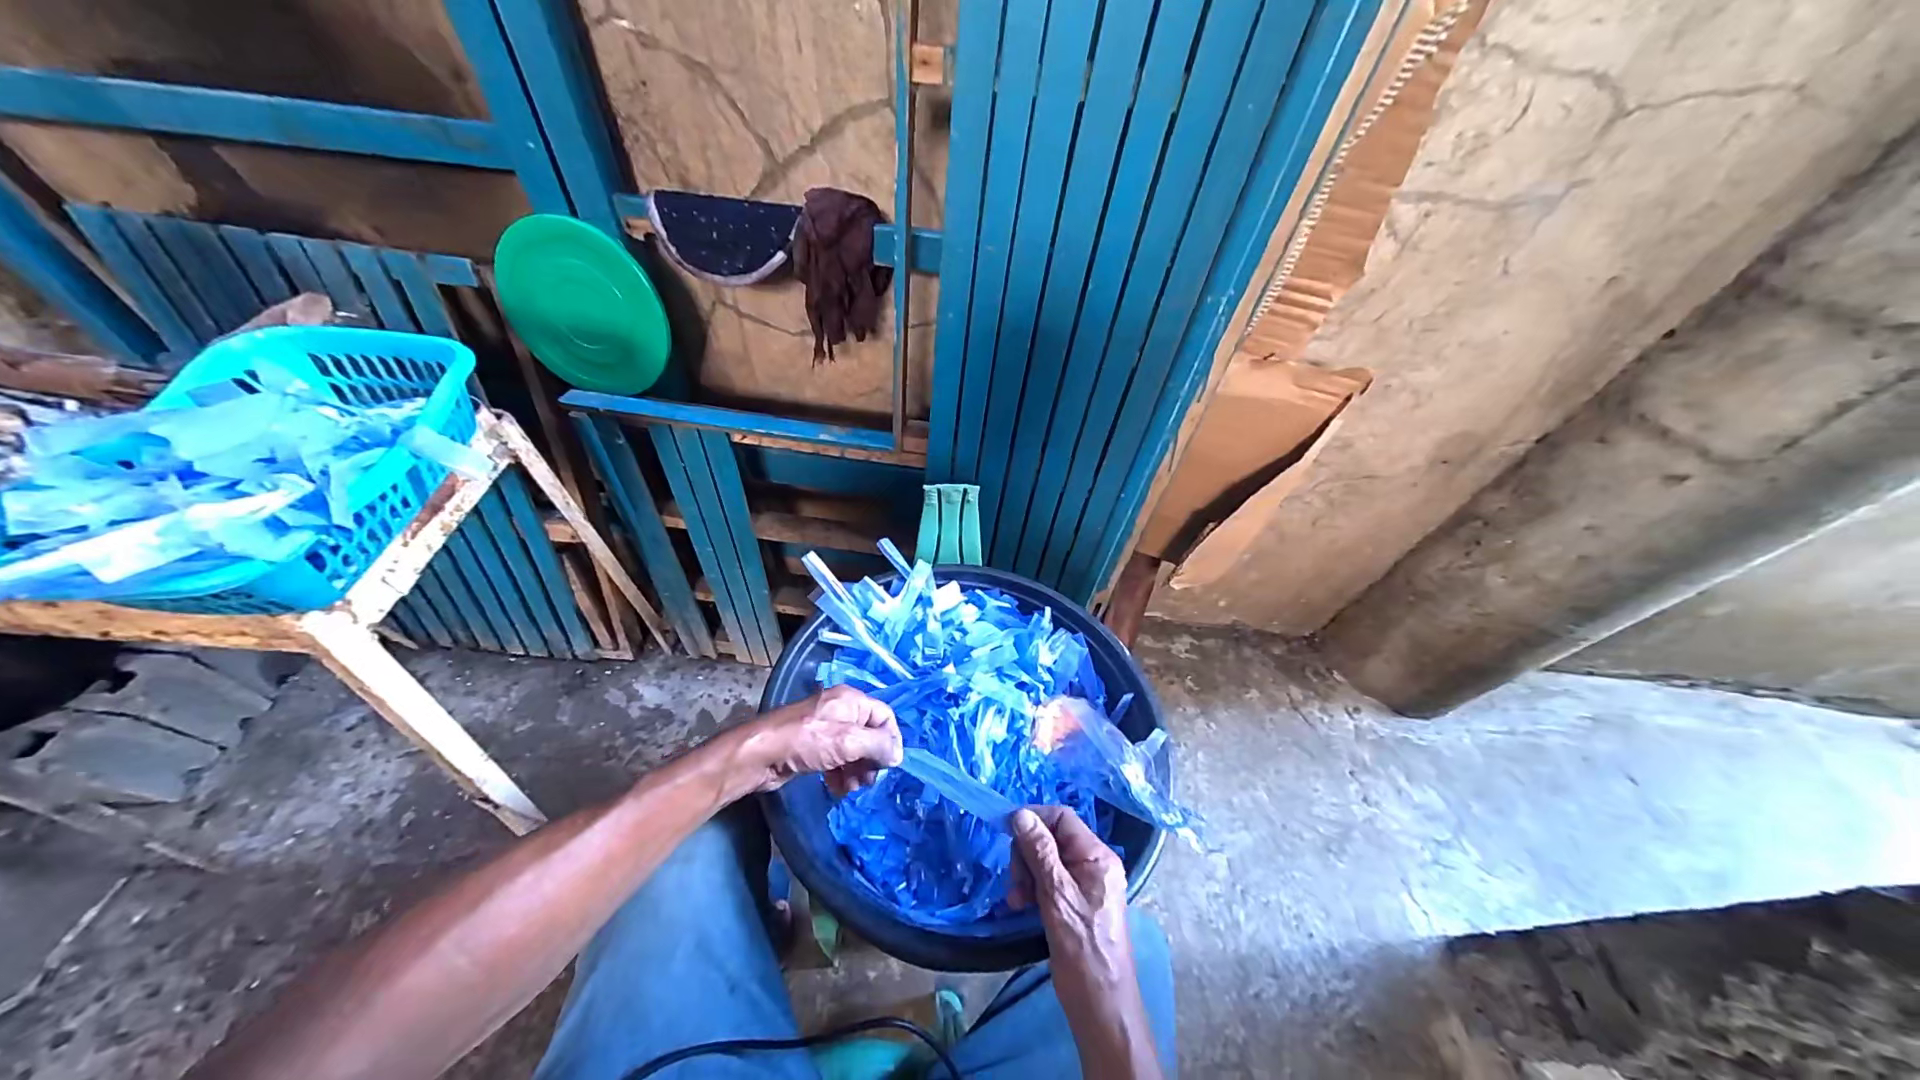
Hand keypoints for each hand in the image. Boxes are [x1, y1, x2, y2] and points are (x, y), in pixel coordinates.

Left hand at [733, 685, 903, 796]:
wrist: (759, 756)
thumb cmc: (805, 742)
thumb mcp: (848, 741)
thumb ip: (878, 745)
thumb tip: (897, 755)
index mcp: (851, 700)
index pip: (885, 716)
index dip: (891, 740)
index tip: (888, 766)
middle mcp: (840, 711)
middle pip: (870, 735)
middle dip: (871, 760)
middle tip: (866, 780)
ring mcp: (826, 730)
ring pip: (855, 751)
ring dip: (857, 771)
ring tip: (849, 787)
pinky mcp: (813, 748)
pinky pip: (838, 760)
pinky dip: (841, 774)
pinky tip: (835, 787)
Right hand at [1010, 805, 1161, 1078]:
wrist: (1101, 1006)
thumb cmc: (1082, 951)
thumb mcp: (1057, 897)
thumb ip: (1039, 853)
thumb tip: (1020, 814)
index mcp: (1098, 857)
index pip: (1062, 817)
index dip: (1033, 819)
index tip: (1007, 834)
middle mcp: (1094, 864)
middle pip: (1052, 837)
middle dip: (1027, 853)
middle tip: (1016, 881)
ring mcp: (1086, 883)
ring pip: (1046, 859)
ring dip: (1026, 873)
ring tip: (1017, 900)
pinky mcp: (1076, 902)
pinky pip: (1049, 880)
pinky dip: (1032, 889)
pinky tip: (1021, 906)